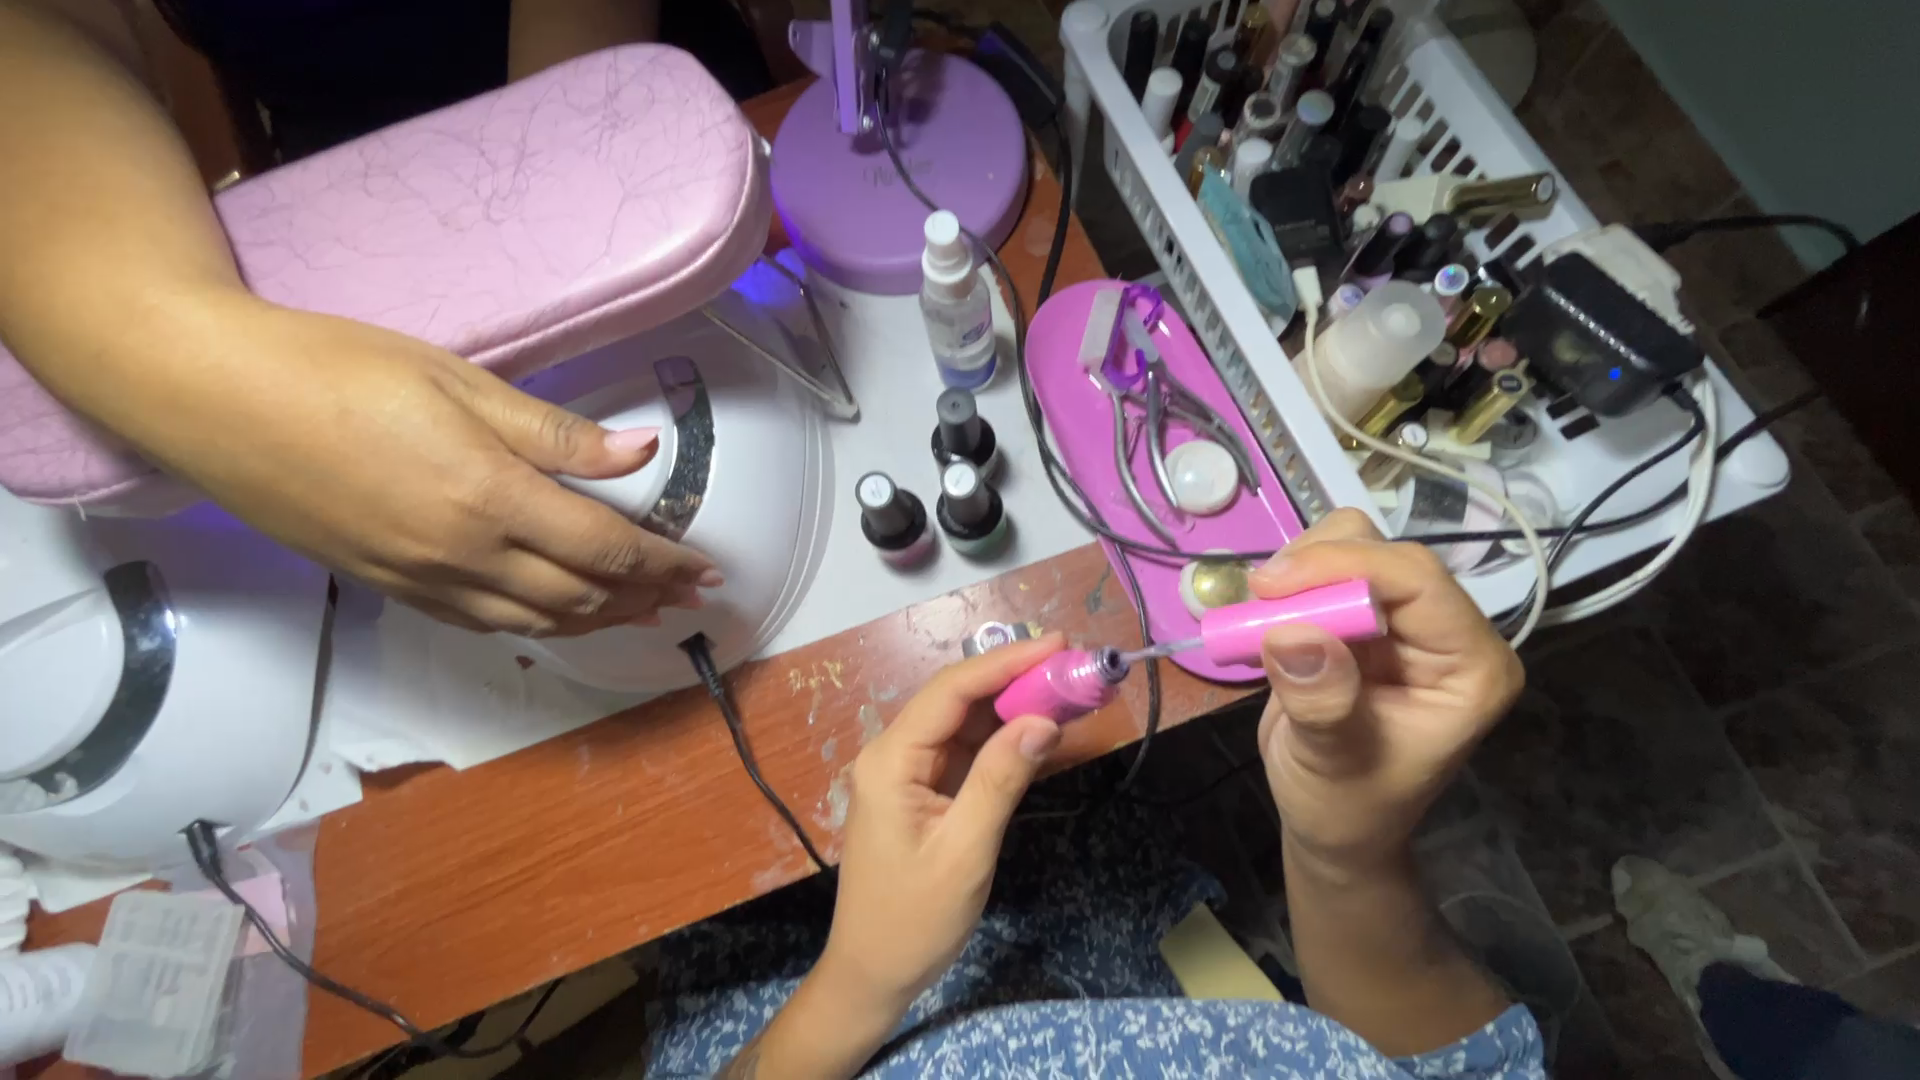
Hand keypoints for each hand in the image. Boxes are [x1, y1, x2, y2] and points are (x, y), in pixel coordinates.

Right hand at [114, 291, 720, 634]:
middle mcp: (464, 556)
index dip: (667, 563)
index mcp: (492, 500)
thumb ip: (559, 433)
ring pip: (541, 621)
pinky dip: (544, 625)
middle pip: (584, 595)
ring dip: (604, 620)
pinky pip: (487, 623)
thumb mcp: (465, 385)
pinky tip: (565, 616)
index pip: (610, 548)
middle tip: (690, 593)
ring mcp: (424, 580)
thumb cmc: (342, 371)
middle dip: (648, 596)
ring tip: (646, 611)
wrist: (206, 392)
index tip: (706, 569)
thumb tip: (642, 451)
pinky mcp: (391, 588)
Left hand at [819, 636, 1066, 1009]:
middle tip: (1072, 666)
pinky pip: (966, 749)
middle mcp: (895, 752)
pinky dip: (1003, 737)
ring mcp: (909, 769)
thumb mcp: (964, 852)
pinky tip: (1039, 727)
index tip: (1058, 644)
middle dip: (1015, 677)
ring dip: (1013, 704)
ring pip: (966, 720)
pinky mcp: (924, 788)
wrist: (872, 973)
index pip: (952, 691)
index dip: (1005, 662)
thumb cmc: (913, 919)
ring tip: (1066, 689)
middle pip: (959, 698)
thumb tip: (1043, 720)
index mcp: (891, 759)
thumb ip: (1000, 780)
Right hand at [1249, 509, 1522, 870]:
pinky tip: (1264, 618)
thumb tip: (1293, 633)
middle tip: (1257, 601)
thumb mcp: (1333, 762)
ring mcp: (1399, 623)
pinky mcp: (1360, 620)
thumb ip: (1322, 702)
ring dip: (1298, 570)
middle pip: (1385, 554)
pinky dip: (1287, 582)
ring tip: (1260, 615)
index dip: (1344, 566)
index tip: (1268, 585)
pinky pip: (1323, 571)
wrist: (1331, 821)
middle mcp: (1442, 632)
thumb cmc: (1345, 804)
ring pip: (1353, 547)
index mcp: (1469, 664)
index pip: (1418, 581)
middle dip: (1315, 567)